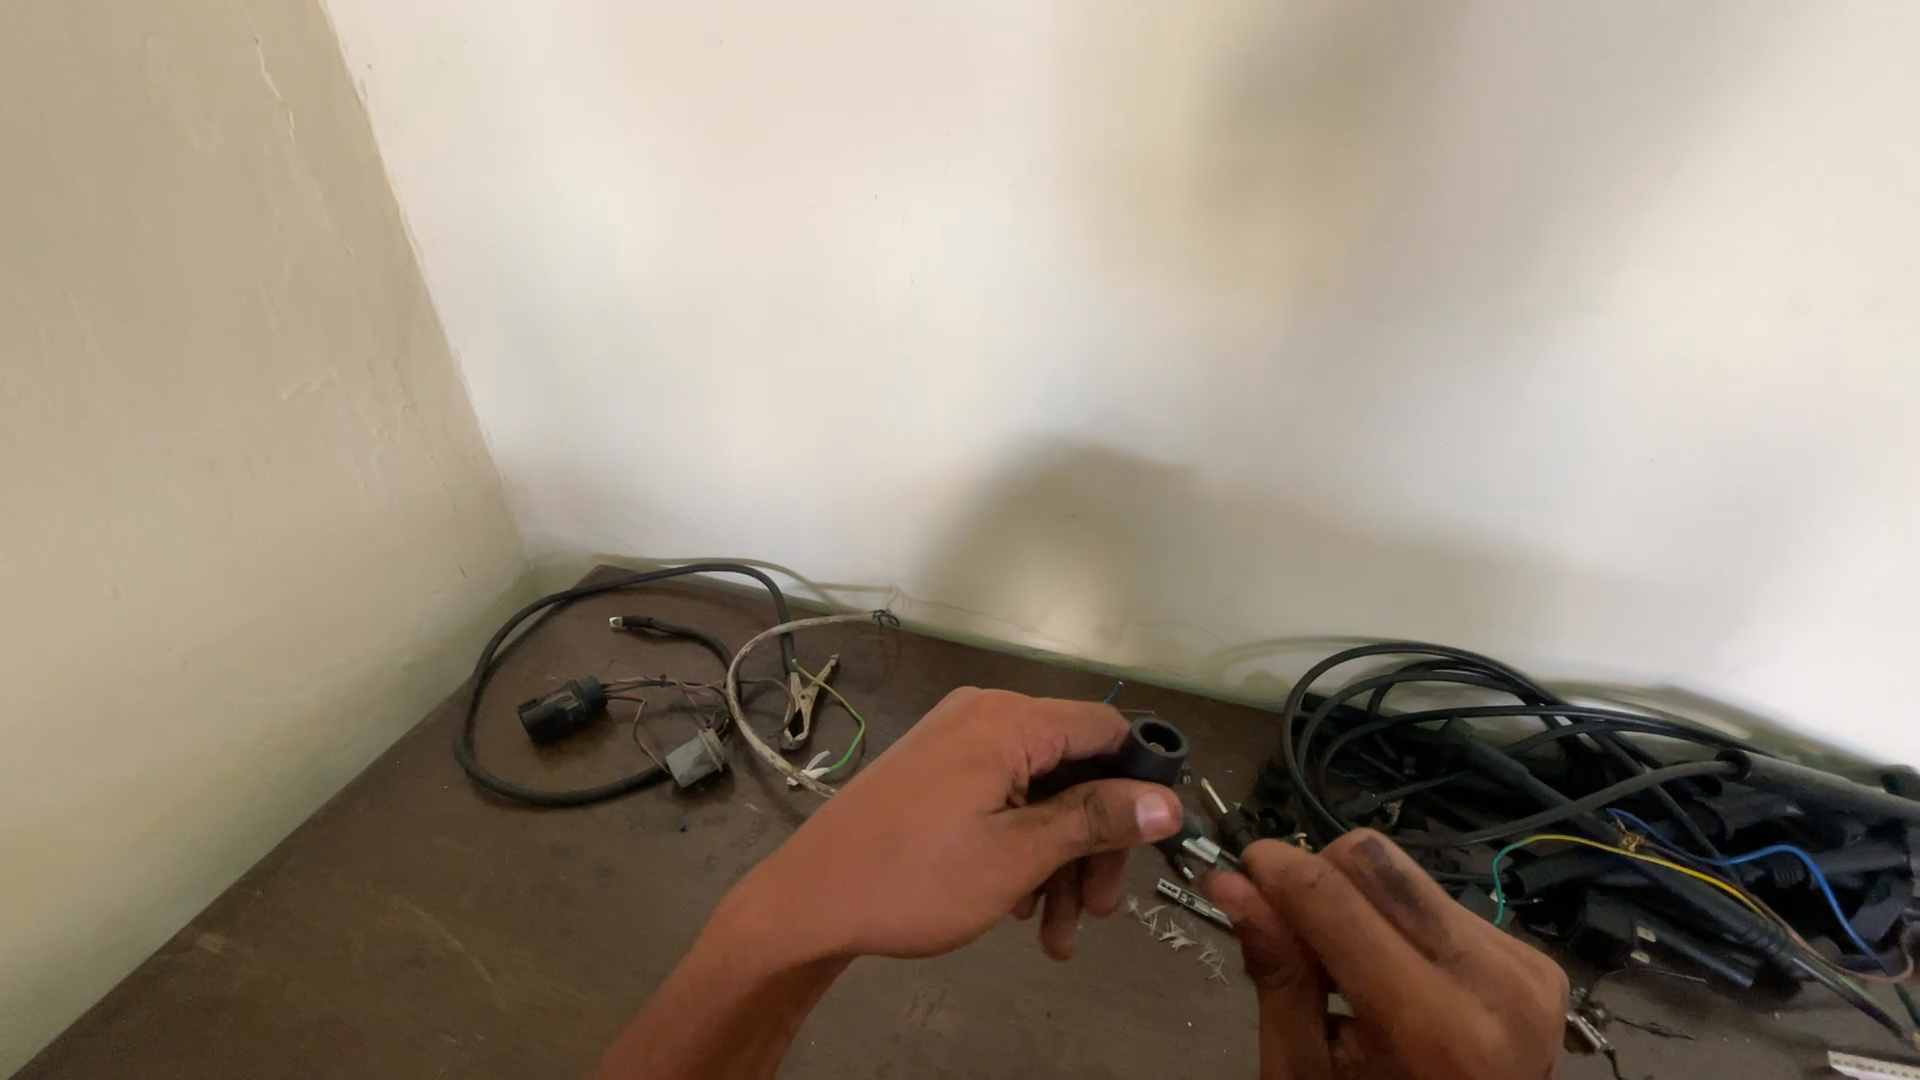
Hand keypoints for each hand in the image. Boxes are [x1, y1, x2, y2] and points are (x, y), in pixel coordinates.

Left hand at [719, 687, 1185, 963]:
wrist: (811, 898)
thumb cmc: (916, 875)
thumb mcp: (1017, 854)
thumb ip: (1096, 819)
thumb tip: (1169, 803)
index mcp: (1008, 719)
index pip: (1105, 729)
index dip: (1138, 781)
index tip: (1148, 844)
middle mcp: (986, 716)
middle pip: (1075, 768)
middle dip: (1093, 841)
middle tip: (1096, 911)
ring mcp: (959, 743)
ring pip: (1041, 793)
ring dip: (1058, 859)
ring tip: (1055, 931)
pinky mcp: (941, 772)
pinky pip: (1004, 798)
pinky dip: (1021, 847)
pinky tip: (1019, 907)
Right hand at [1201, 830, 1567, 1079]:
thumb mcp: (1301, 1068)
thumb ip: (1274, 970)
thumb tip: (1226, 882)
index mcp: (1436, 1027)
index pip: (1331, 894)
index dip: (1272, 868)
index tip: (1238, 875)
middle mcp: (1493, 981)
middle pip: (1368, 857)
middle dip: (1315, 879)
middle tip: (1295, 931)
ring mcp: (1523, 966)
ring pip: (1397, 865)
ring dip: (1352, 895)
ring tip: (1346, 959)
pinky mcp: (1534, 958)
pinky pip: (1430, 891)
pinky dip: (1390, 914)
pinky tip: (1391, 966)